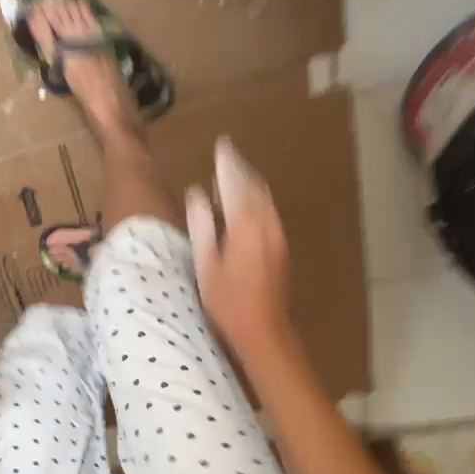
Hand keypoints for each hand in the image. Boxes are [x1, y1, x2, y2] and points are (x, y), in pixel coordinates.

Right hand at [186, 136, 296, 357]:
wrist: (263, 328)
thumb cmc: (227, 302)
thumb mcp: (206, 264)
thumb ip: (202, 226)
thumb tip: (195, 195)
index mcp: (245, 226)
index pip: (235, 185)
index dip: (227, 164)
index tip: (221, 145)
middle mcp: (266, 225)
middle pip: (254, 187)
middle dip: (240, 169)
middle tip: (227, 153)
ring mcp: (276, 235)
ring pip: (264, 199)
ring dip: (249, 183)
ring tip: (233, 172)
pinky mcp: (279, 246)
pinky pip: (267, 211)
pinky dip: (254, 199)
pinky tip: (243, 203)